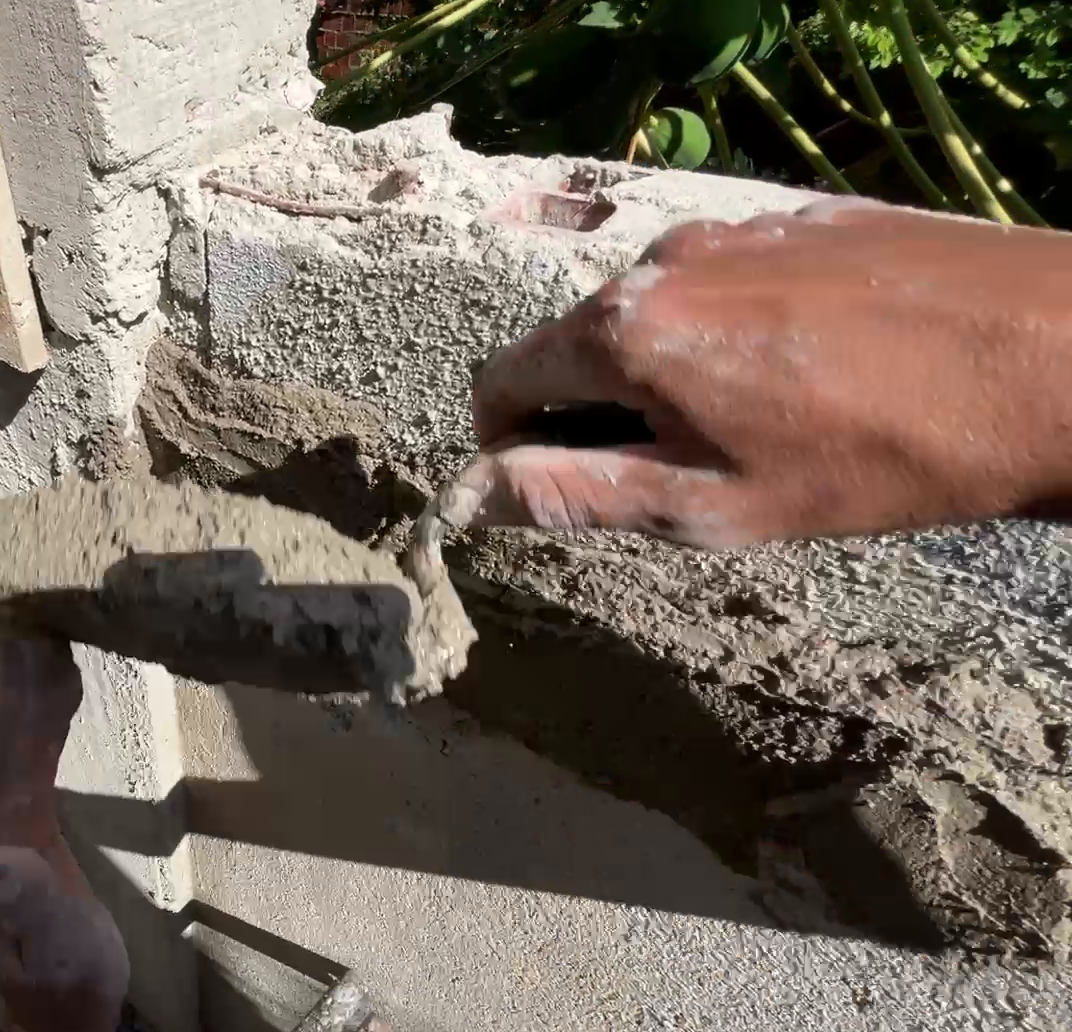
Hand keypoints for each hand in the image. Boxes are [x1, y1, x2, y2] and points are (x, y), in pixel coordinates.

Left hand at [0, 640, 126, 1031]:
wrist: (60, 1015)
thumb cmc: (70, 984)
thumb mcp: (59, 953)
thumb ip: (25, 906)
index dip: (10, 713)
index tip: (28, 657)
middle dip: (8, 692)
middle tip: (32, 635)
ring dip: (17, 703)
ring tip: (42, 654)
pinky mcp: (0, 833)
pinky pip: (13, 768)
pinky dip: (31, 731)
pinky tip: (50, 704)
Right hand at [445, 200, 1071, 546]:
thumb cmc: (872, 456)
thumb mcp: (699, 505)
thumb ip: (563, 493)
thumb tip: (463, 494)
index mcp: (620, 330)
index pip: (498, 381)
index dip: (503, 438)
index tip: (553, 475)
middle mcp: (656, 262)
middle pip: (563, 346)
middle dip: (579, 407)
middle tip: (661, 462)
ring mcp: (728, 232)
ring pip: (633, 315)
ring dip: (644, 370)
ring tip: (734, 416)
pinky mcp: (791, 220)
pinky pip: (705, 284)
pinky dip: (707, 331)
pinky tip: (787, 366)